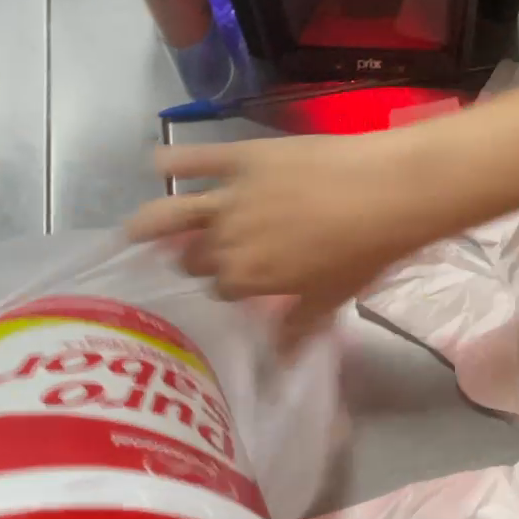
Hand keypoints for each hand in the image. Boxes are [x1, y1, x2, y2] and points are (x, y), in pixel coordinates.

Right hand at [125, 133, 445, 348]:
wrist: (387, 190)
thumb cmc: (365, 250)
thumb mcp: (333, 295)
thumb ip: (299, 326)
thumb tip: (279, 361)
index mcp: (247, 278)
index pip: (221, 289)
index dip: (232, 285)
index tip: (243, 281)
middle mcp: (227, 241)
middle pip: (195, 256)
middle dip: (198, 258)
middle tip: (208, 254)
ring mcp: (231, 196)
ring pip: (175, 214)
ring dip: (151, 224)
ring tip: (131, 231)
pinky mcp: (243, 156)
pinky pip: (199, 159)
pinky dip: (175, 160)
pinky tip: (157, 161)